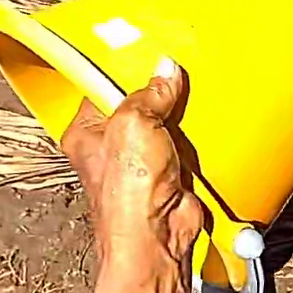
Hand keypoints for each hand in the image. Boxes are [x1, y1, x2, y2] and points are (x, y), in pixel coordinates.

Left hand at [61, 58, 206, 276]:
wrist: (158, 240)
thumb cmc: (128, 194)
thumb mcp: (133, 125)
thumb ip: (149, 93)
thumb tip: (166, 70)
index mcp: (87, 132)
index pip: (103, 88)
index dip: (126, 70)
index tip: (149, 52)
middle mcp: (113, 146)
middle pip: (138, 104)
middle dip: (158, 91)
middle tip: (176, 71)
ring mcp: (143, 160)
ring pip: (164, 122)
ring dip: (179, 113)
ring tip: (193, 92)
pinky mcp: (171, 172)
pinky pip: (185, 142)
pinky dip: (195, 134)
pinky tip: (204, 120)